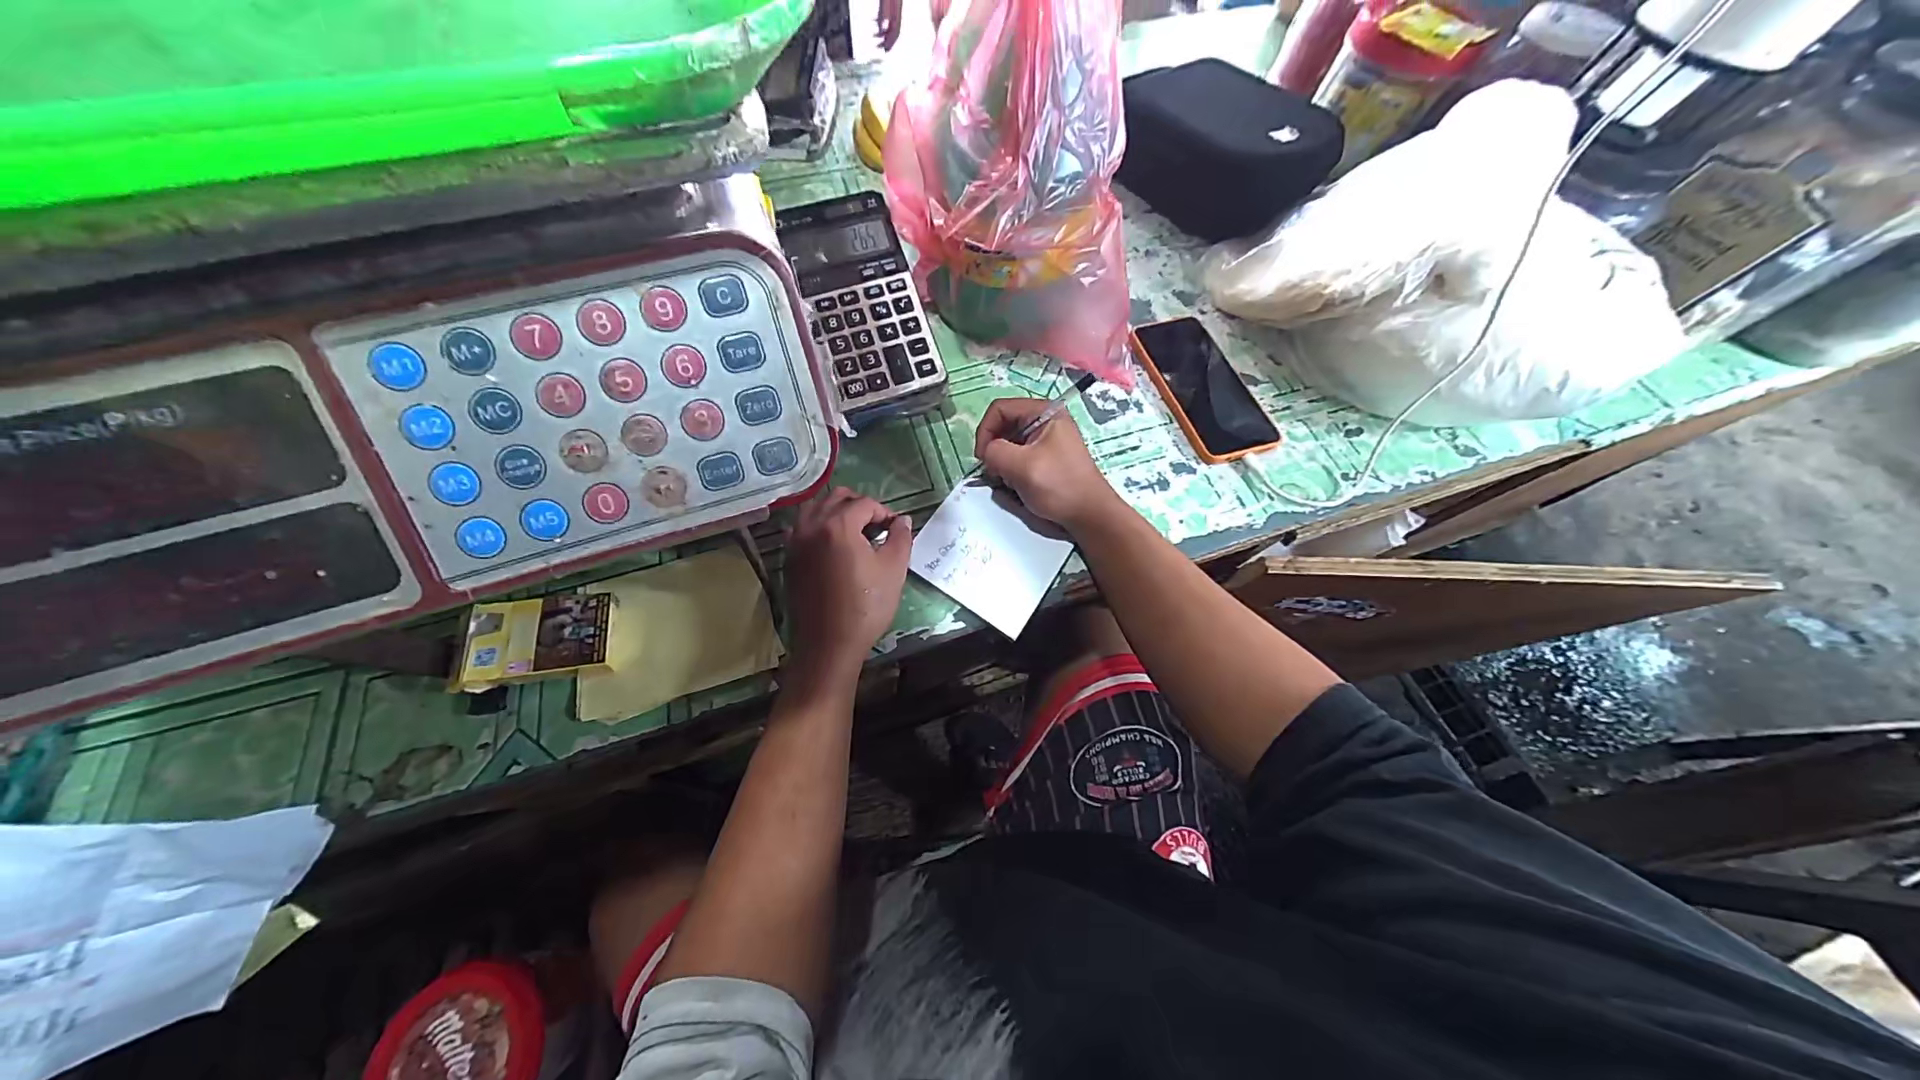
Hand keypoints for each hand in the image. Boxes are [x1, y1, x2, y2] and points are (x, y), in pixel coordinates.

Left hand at [783, 488, 913, 680]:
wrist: (829, 644)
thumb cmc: (865, 607)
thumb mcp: (893, 570)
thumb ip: (900, 538)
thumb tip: (902, 520)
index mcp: (838, 526)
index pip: (864, 503)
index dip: (884, 512)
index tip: (894, 529)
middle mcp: (811, 526)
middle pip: (836, 498)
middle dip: (859, 506)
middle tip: (876, 526)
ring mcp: (795, 542)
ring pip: (814, 509)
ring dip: (835, 512)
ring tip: (854, 532)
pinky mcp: (789, 559)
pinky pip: (801, 528)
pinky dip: (817, 526)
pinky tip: (832, 545)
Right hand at [973, 397, 1121, 531]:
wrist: (1089, 514)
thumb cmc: (1059, 486)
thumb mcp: (1021, 466)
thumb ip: (995, 452)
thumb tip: (987, 453)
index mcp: (1045, 412)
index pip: (999, 409)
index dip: (985, 431)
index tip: (982, 458)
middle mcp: (1046, 420)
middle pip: (1004, 424)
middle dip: (994, 447)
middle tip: (993, 471)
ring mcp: (1047, 439)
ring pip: (1009, 442)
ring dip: (1002, 461)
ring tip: (1007, 480)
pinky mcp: (1046, 456)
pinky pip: (1019, 455)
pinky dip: (1011, 468)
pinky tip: (1016, 484)